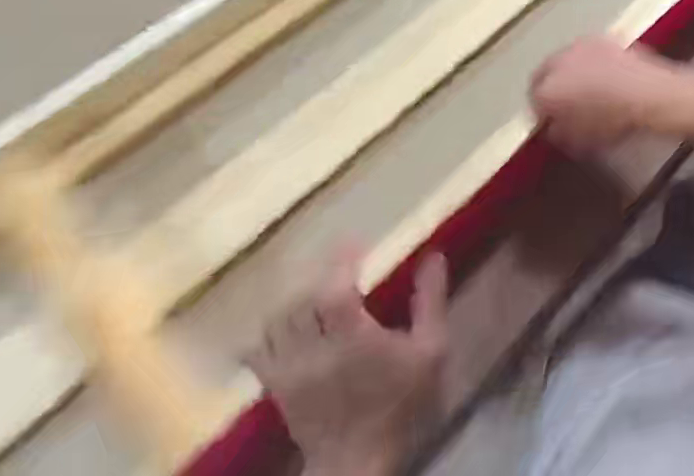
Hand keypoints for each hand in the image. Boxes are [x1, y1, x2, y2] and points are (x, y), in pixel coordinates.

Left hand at [247, 246, 447, 475]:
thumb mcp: (431, 351)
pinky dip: (270, 327)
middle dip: (320, 275)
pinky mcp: (276, 386)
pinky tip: (284, 318)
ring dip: (296, 297)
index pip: (335, 290)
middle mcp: (314, 352)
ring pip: (279, 319)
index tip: (354, 241)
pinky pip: (260, 347)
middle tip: (339, 262)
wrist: (358, 462)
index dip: (342, 260)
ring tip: (316, 287)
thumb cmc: (400, 403)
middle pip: (303, 299)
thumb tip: (433, 256)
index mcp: (353, 340)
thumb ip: (430, 301)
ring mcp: (289, 370)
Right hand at [528, 36, 693, 154]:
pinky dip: (589, 64)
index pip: (532, 98)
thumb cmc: (617, 123)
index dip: (540, 112)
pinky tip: (604, 78)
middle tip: (563, 107)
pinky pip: (588, 53)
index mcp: (548, 87)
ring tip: (584, 92)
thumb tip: (553, 125)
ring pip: (566, 60)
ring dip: (569, 74)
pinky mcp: (606, 38)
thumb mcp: (582, 139)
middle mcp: (560, 59)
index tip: (549, 122)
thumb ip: (559, 131)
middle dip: (550, 88)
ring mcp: (583, 44)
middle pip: (544, 73)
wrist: (657, 97)